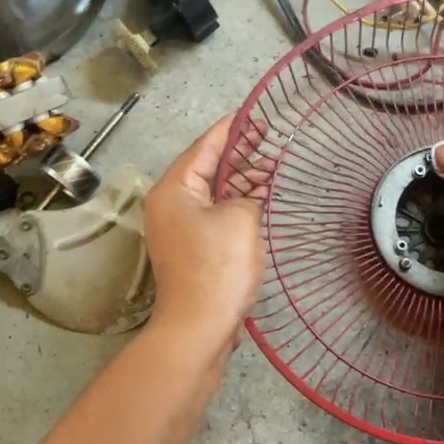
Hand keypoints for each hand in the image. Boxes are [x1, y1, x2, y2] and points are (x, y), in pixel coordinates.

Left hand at [143, 115, 265, 350]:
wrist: (199, 327)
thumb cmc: (217, 269)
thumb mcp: (241, 219)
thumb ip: (247, 195)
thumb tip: (246, 199)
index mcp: (173, 189)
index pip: (205, 147)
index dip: (232, 129)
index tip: (255, 116)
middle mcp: (170, 205)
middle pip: (207, 169)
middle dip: (239, 154)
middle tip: (270, 139)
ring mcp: (180, 230)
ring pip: (213, 194)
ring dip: (241, 181)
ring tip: (272, 167)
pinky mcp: (193, 251)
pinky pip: (216, 216)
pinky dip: (237, 206)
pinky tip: (260, 200)